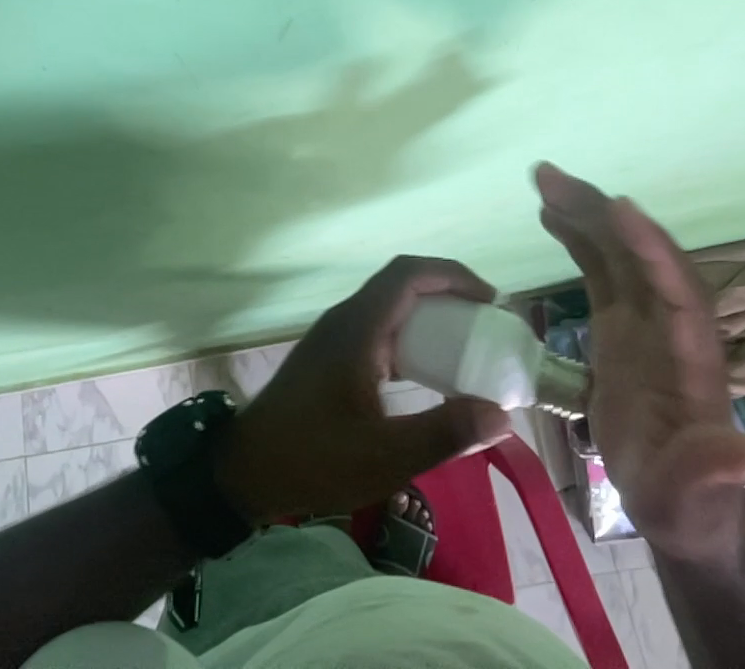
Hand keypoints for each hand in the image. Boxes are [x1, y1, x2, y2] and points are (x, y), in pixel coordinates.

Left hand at [214, 256, 513, 523]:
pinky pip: (378, 330)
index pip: (408, 274)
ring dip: (428, 318)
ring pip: (388, 308)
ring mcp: (333, 338)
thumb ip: (445, 433)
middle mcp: (344, 322)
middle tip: (486, 328)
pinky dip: (409, 339)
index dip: (453, 276)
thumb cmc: (313, 458)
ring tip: (466, 350)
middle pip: (401, 286)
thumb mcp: (385, 455)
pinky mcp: (328, 358)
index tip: (490, 302)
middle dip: (448, 297)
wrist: (244, 470)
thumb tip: (499, 414)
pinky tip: (426, 375)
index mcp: (357, 330)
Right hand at [534, 163, 744, 561]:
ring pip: (617, 254)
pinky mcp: (622, 327)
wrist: (676, 500)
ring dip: (585, 214)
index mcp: (690, 355)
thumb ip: (709, 472)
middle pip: (639, 255)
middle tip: (552, 176)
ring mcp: (645, 322)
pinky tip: (551, 216)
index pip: (675, 290)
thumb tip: (735, 454)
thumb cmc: (685, 499)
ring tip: (543, 181)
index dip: (649, 249)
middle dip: (600, 213)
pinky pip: (600, 271)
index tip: (617, 207)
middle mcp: (671, 325)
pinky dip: (578, 240)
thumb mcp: (694, 492)